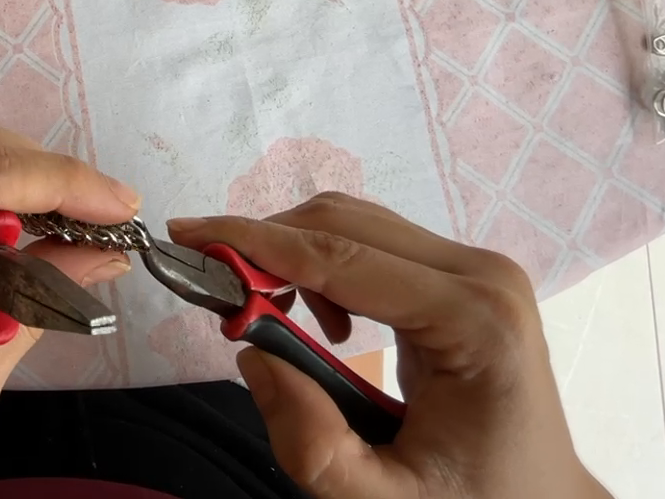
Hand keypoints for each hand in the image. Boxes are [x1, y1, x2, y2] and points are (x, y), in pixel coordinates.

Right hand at [168, 194, 610, 498]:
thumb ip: (311, 445)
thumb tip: (251, 354)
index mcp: (475, 321)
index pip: (339, 254)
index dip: (252, 240)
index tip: (185, 235)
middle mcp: (479, 273)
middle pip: (339, 223)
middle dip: (262, 244)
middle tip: (212, 285)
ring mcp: (471, 265)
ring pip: (346, 220)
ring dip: (287, 251)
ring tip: (266, 310)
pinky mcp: (456, 270)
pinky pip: (363, 238)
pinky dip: (315, 259)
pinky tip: (319, 316)